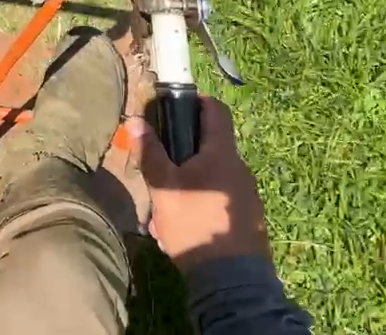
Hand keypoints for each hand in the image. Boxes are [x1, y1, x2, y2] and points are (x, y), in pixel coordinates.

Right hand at [139, 95, 272, 268]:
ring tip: (168, 201)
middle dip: (185, 149)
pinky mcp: (249, 218)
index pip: (217, 110)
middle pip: (212, 144)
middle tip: (161, 162)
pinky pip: (222, 197)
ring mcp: (249, 196)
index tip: (175, 105)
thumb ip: (150, 152)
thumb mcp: (163, 186)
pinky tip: (184, 222)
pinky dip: (203, 199)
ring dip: (191, 178)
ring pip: (215, 173)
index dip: (197, 100)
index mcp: (222, 155)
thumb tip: (135, 121)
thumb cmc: (194, 224)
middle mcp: (241, 170)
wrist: (232, 283)